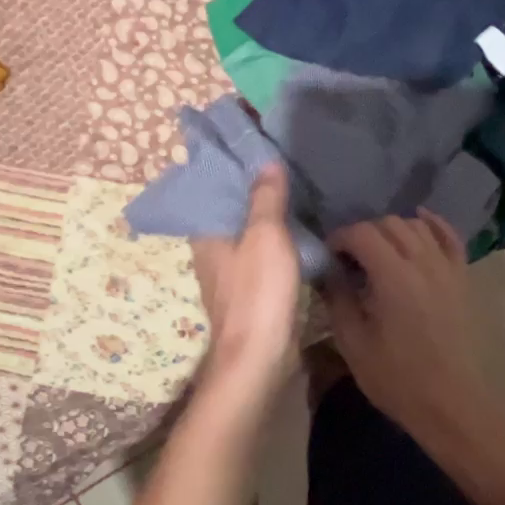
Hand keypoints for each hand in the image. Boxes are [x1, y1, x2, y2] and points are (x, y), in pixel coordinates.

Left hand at [190, 165, 300, 395]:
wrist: (258, 358)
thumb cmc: (257, 292)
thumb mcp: (265, 235)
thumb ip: (265, 197)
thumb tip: (266, 161)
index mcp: (205, 232)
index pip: (213, 187)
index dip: (232, 167)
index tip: (257, 146)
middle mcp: (211, 250)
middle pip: (231, 209)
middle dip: (252, 189)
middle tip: (284, 162)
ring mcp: (229, 273)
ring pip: (247, 232)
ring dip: (266, 215)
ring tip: (295, 189)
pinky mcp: (249, 291)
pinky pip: (261, 253)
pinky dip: (276, 239)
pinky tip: (298, 229)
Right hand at [323, 211, 487, 438]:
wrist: (452, 403)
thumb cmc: (397, 378)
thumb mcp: (353, 343)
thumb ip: (337, 299)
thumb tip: (327, 272)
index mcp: (392, 276)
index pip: (361, 233)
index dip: (340, 238)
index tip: (328, 256)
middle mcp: (422, 261)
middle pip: (388, 224)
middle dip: (363, 234)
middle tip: (349, 259)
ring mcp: (446, 268)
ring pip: (416, 227)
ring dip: (392, 230)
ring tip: (377, 253)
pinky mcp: (461, 278)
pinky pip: (449, 237)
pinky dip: (433, 223)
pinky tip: (420, 219)